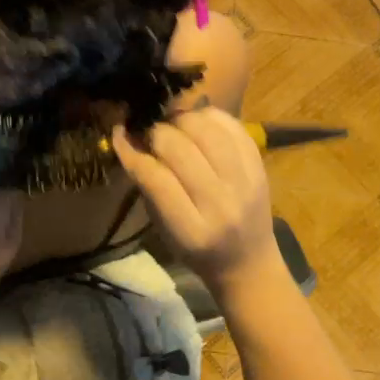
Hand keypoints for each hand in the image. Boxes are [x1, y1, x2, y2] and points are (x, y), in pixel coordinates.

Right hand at [112, 108, 282, 294]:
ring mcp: (246, 183)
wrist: (247, 262)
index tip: (120, 136)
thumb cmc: (196, 251)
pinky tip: (196, 121)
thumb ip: (149, 188)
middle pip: (181, 149)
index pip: (156, 178)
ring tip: (172, 124)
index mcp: (191, 231)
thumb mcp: (164, 229)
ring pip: (208, 130)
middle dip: (156, 132)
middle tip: (148, 133)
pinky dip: (210, 117)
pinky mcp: (260, 167)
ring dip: (183, 119)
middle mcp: (221, 205)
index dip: (132, 151)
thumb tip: (130, 140)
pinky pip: (233, 127)